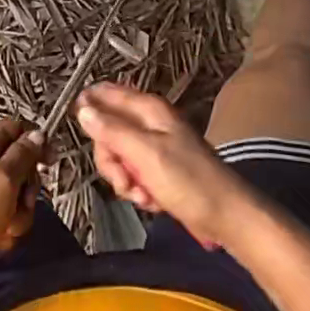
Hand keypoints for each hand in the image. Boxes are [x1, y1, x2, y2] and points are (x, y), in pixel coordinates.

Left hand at [0, 118, 44, 291]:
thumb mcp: (4, 178)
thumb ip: (25, 155)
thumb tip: (39, 133)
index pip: (17, 129)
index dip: (36, 142)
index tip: (49, 161)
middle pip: (23, 166)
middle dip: (27, 189)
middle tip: (21, 200)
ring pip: (20, 197)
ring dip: (19, 214)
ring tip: (4, 226)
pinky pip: (10, 217)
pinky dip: (8, 230)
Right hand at [77, 83, 254, 248]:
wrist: (226, 216)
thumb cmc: (190, 181)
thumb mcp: (145, 153)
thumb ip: (112, 130)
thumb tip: (83, 108)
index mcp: (148, 110)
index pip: (107, 94)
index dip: (90, 109)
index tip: (86, 132)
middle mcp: (150, 122)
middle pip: (108, 130)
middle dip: (110, 159)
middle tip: (123, 178)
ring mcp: (155, 146)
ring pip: (118, 155)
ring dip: (124, 179)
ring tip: (141, 193)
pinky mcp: (159, 169)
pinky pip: (133, 173)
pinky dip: (137, 189)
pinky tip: (151, 199)